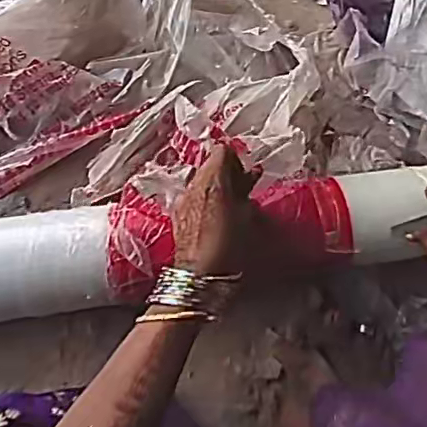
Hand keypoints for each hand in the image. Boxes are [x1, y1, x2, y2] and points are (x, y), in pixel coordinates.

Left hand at [171, 144, 258, 278]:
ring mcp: (183, 199)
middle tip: (243, 185)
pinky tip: (216, 213)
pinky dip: (205, 198)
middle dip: (227, 171)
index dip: (236, 159)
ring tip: (231, 200)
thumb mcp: (248, 215)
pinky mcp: (178, 214)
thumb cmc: (231, 246)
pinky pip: (194, 195)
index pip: (222, 150)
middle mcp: (194, 185)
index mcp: (213, 181)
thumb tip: (248, 177)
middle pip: (210, 163)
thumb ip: (246, 191)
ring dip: (216, 184)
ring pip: (201, 179)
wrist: (201, 276)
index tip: (246, 172)